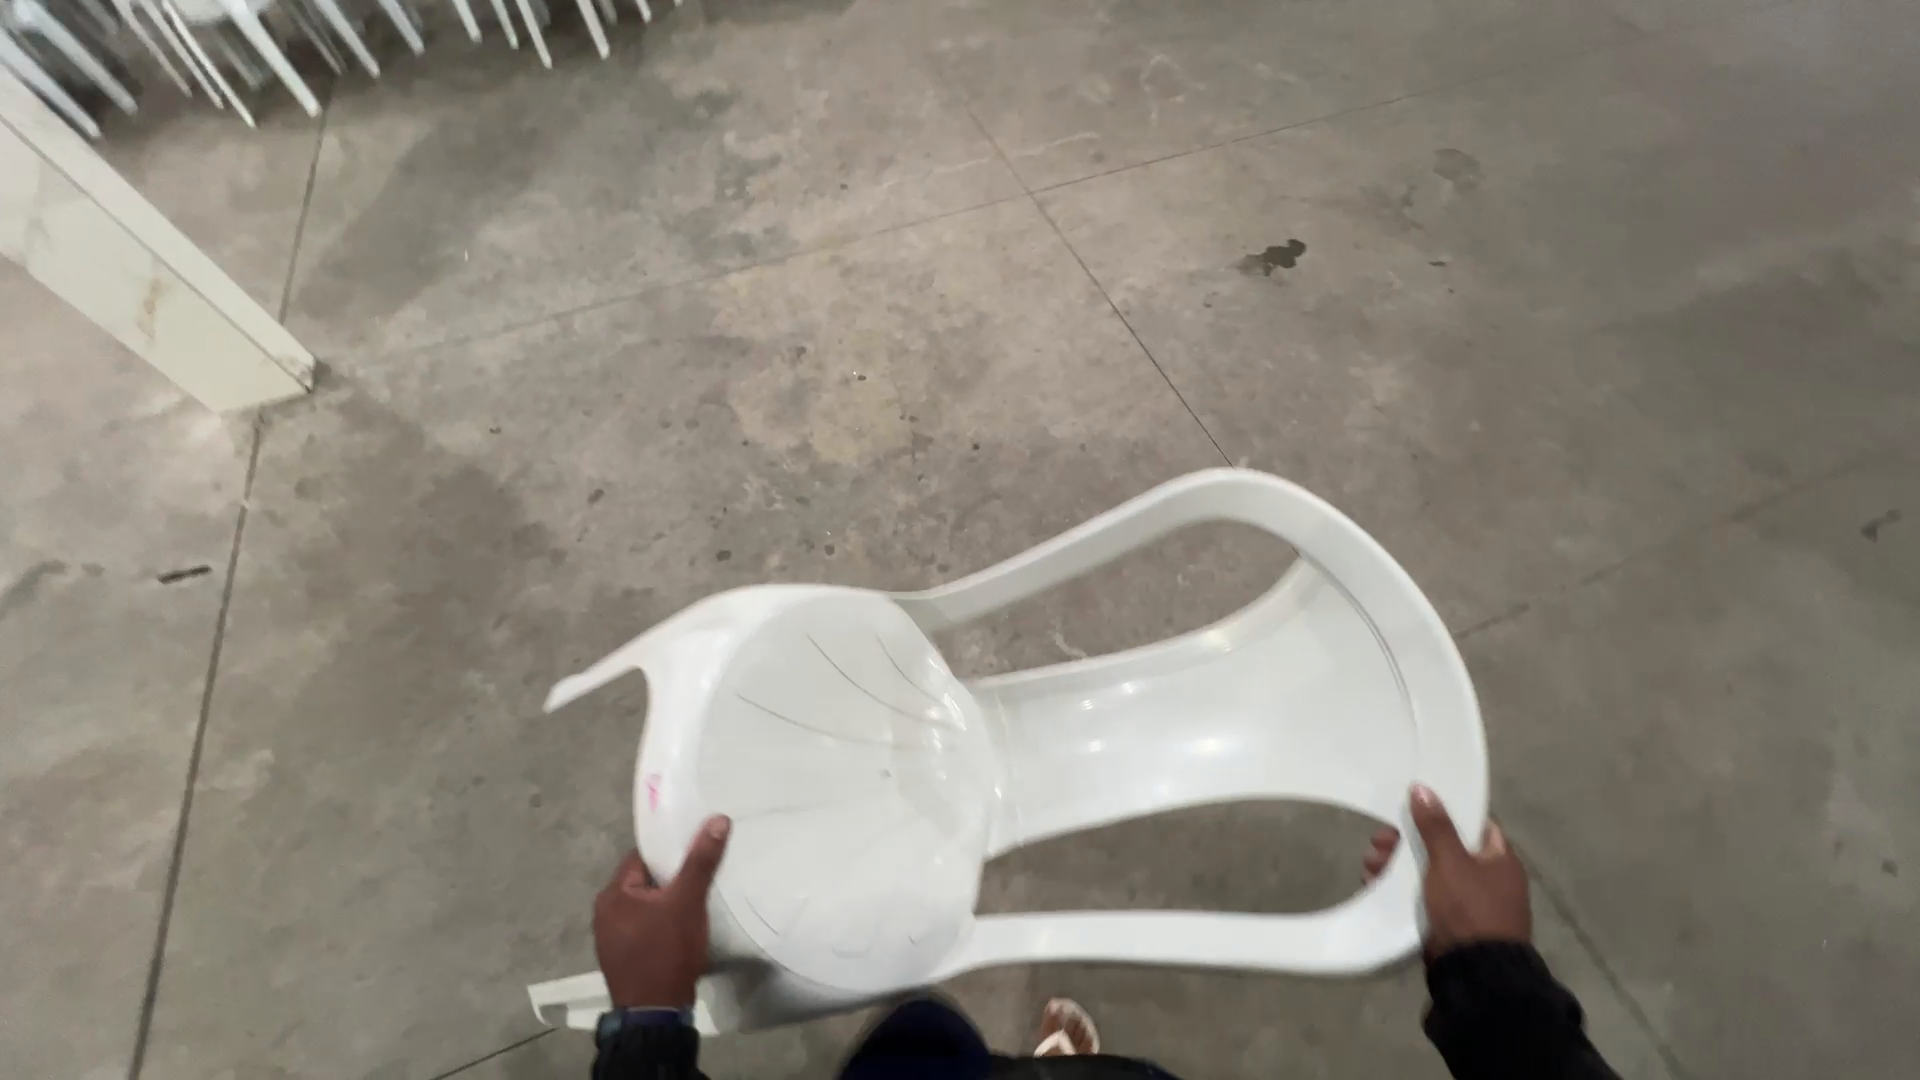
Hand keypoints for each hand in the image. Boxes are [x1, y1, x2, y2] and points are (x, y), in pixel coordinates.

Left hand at [593, 815, 730, 1007]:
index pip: (642, 856)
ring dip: (669, 898)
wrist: (657, 1012)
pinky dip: (664, 918)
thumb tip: (718, 820)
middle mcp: (605, 913)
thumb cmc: (666, 950)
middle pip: (646, 879)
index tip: (696, 843)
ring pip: (647, 903)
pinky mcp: (625, 956)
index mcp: (613, 894)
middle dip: (673, 873)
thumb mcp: (688, 900)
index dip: (670, 848)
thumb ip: (701, 860)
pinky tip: (685, 921)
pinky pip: (646, 924)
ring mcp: (612, 938)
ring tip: (698, 891)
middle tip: (702, 866)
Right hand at [1362, 785, 1529, 957]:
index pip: (1473, 823)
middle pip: (1442, 845)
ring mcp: (1467, 899)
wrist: (1475, 972)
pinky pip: (1420, 890)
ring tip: (1370, 863)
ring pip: (1426, 868)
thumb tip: (1422, 787)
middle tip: (1380, 839)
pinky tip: (1373, 881)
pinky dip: (1398, 884)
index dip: (1444, 811)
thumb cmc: (1469, 908)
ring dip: (1396, 862)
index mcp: (1499, 860)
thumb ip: (1436, 826)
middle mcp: (1486, 877)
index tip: (1412, 804)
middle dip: (1407, 840)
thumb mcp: (1451, 861)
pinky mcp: (1447, 917)